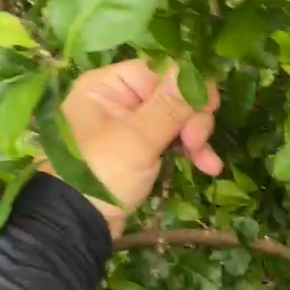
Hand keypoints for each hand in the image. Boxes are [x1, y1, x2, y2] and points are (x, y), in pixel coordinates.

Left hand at [54, 59, 223, 237]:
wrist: (81, 222)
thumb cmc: (102, 174)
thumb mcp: (138, 139)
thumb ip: (169, 105)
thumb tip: (195, 67)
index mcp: (108, 85)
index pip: (159, 71)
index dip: (187, 87)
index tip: (209, 108)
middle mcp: (120, 99)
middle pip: (172, 94)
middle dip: (193, 118)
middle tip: (197, 144)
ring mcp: (131, 126)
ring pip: (178, 119)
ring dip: (197, 138)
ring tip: (207, 163)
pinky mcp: (142, 150)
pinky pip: (173, 141)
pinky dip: (190, 152)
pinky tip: (209, 166)